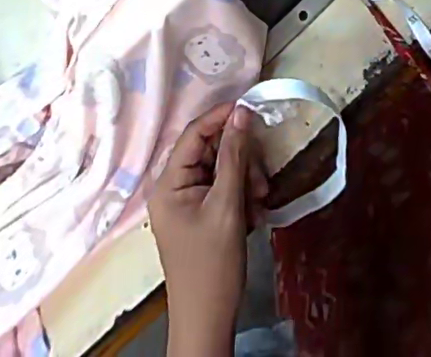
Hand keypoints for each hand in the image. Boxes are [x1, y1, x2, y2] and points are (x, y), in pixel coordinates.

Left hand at [150, 102, 266, 354]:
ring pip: (220, 168)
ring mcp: (186, 201)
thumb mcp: (227, 206)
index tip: (251, 109)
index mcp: (169, 182)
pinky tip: (253, 212)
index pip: (194, 133)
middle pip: (209, 150)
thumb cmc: (213, 266)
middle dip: (239, 158)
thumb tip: (241, 113)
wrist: (208, 322)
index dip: (221, 117)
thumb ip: (234, 156)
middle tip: (261, 177)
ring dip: (244, 177)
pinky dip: (241, 193)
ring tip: (260, 199)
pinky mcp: (199, 214)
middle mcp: (173, 186)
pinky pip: (222, 187)